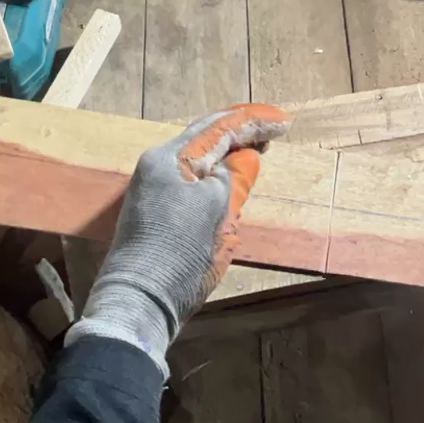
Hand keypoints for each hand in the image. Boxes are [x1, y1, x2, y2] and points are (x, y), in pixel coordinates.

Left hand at [65, 103, 291, 376]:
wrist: (140, 301)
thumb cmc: (180, 253)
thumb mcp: (217, 210)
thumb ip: (234, 178)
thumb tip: (247, 156)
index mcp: (169, 158)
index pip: (217, 128)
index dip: (252, 122)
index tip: (284, 122)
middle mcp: (158, 165)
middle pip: (205, 138)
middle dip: (240, 131)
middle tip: (274, 130)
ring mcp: (155, 188)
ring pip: (199, 158)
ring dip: (229, 150)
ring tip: (259, 147)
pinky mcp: (159, 209)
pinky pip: (193, 178)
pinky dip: (217, 173)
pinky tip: (232, 175)